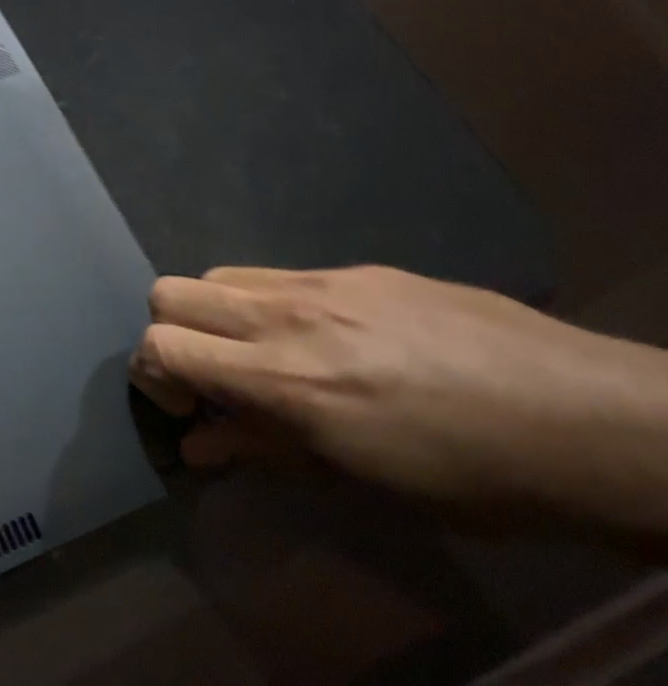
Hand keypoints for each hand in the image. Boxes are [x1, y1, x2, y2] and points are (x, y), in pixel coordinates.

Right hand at [131, 266, 667, 532]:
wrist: (599, 423)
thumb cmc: (473, 476)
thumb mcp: (357, 481)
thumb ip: (261, 449)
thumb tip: (197, 443)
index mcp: (286, 377)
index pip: (161, 344)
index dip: (152, 376)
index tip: (187, 409)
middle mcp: (290, 316)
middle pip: (170, 292)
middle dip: (171, 334)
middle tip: (211, 378)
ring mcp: (328, 284)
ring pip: (220, 275)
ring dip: (218, 315)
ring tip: (265, 358)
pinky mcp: (366, 270)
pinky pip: (282, 276)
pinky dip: (272, 307)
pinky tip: (329, 343)